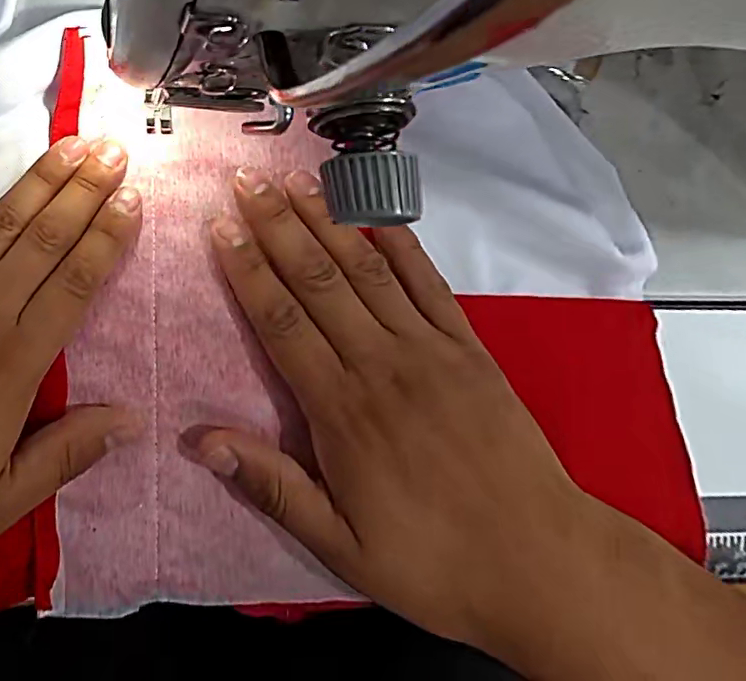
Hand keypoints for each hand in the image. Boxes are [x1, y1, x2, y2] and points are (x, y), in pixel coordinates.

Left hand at [0, 138, 142, 676]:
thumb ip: (66, 454)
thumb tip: (132, 420)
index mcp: (13, 363)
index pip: (77, 283)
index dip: (109, 236)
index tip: (133, 198)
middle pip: (47, 238)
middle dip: (87, 191)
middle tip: (115, 151)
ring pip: (2, 222)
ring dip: (41, 179)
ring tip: (74, 145)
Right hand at [190, 168, 745, 680]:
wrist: (546, 565)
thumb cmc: (433, 560)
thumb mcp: (341, 547)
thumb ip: (271, 485)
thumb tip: (200, 440)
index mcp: (343, 409)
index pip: (281, 321)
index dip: (247, 269)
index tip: (222, 226)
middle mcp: (381, 363)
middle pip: (317, 280)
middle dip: (276, 225)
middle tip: (247, 181)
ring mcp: (428, 348)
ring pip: (365, 270)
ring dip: (327, 221)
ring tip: (294, 182)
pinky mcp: (468, 346)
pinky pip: (428, 282)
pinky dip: (399, 243)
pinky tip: (374, 214)